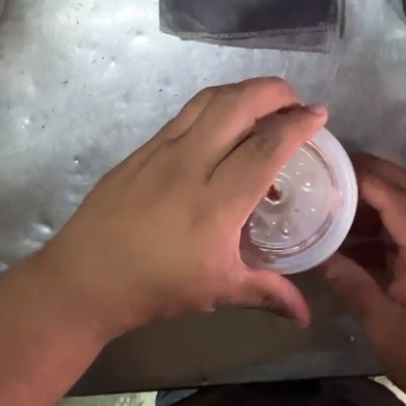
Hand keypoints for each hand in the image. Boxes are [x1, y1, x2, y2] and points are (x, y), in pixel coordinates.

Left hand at [29, 78, 325, 340]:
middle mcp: (191, 165)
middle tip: (296, 101)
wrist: (85, 279)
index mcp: (217, 203)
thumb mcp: (218, 292)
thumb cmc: (156, 287)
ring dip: (244, 90)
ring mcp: (162, 150)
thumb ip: (268, 293)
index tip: (320, 115)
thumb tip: (307, 315)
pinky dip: (215, 104)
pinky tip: (224, 120)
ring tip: (265, 101)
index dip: (298, 125)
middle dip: (275, 91)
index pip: (266, 147)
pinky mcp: (142, 148)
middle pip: (239, 105)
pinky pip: (186, 113)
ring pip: (210, 100)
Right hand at [322, 155, 405, 405]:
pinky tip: (363, 237)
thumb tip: (323, 258)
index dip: (365, 179)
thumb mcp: (385, 328)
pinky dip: (393, 223)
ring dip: (384, 197)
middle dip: (377, 174)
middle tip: (338, 167)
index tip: (333, 167)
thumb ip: (354, 286)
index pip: (397, 199)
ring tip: (343, 199)